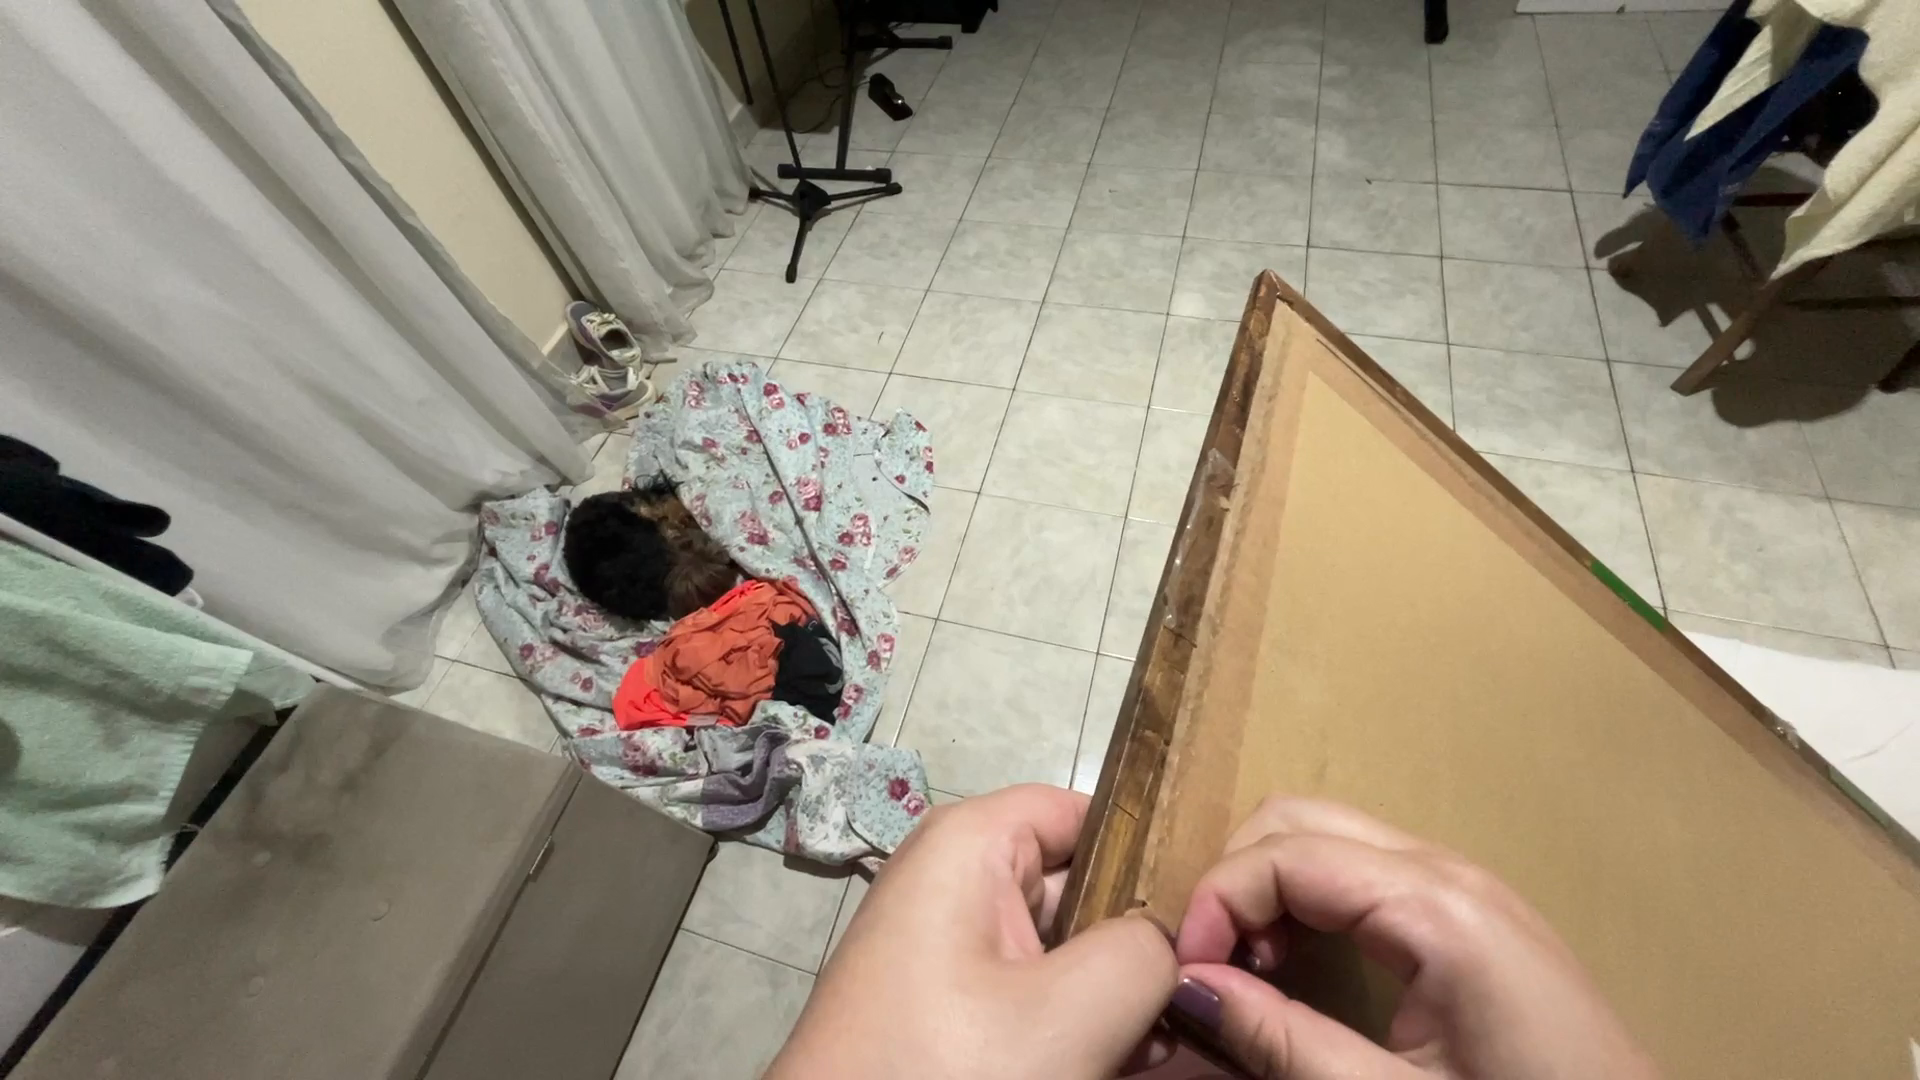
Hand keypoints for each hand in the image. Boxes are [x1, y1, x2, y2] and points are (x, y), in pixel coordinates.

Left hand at [765, 785, 1178, 1079]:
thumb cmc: (944, 1073)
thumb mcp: (1064, 1016)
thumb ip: (1141, 956)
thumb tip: (1178, 939)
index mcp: (973, 842)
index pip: (1085, 813)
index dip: (1153, 852)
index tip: (1217, 910)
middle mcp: (960, 876)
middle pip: (1081, 881)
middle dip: (1141, 940)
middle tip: (1212, 990)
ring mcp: (955, 941)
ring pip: (1066, 946)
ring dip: (1120, 993)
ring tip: (1179, 1034)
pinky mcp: (955, 1000)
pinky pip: (1037, 991)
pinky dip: (1083, 1022)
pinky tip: (1131, 1060)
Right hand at [1173, 797, 1658, 1079]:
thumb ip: (1286, 1044)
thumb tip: (1187, 987)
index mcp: (1436, 906)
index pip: (1284, 854)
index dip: (1216, 901)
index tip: (1187, 971)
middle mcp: (1444, 869)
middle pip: (1296, 818)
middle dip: (1236, 878)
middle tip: (1216, 963)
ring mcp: (1459, 884)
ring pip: (1320, 834)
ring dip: (1266, 885)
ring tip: (1250, 965)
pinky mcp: (1466, 912)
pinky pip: (1354, 868)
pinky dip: (1303, 897)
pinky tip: (1300, 959)